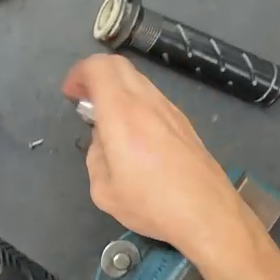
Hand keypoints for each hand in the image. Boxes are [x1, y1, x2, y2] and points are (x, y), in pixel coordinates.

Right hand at [62, 54, 242, 256]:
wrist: (207, 213)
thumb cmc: (152, 205)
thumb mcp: (104, 191)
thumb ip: (95, 158)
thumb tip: (102, 142)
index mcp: (122, 114)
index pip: (98, 68)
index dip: (78, 74)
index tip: (71, 95)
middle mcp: (147, 103)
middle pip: (119, 65)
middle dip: (95, 74)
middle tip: (85, 99)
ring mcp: (170, 110)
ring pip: (138, 80)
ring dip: (117, 88)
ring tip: (108, 118)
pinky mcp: (184, 123)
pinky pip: (153, 97)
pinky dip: (135, 101)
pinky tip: (134, 132)